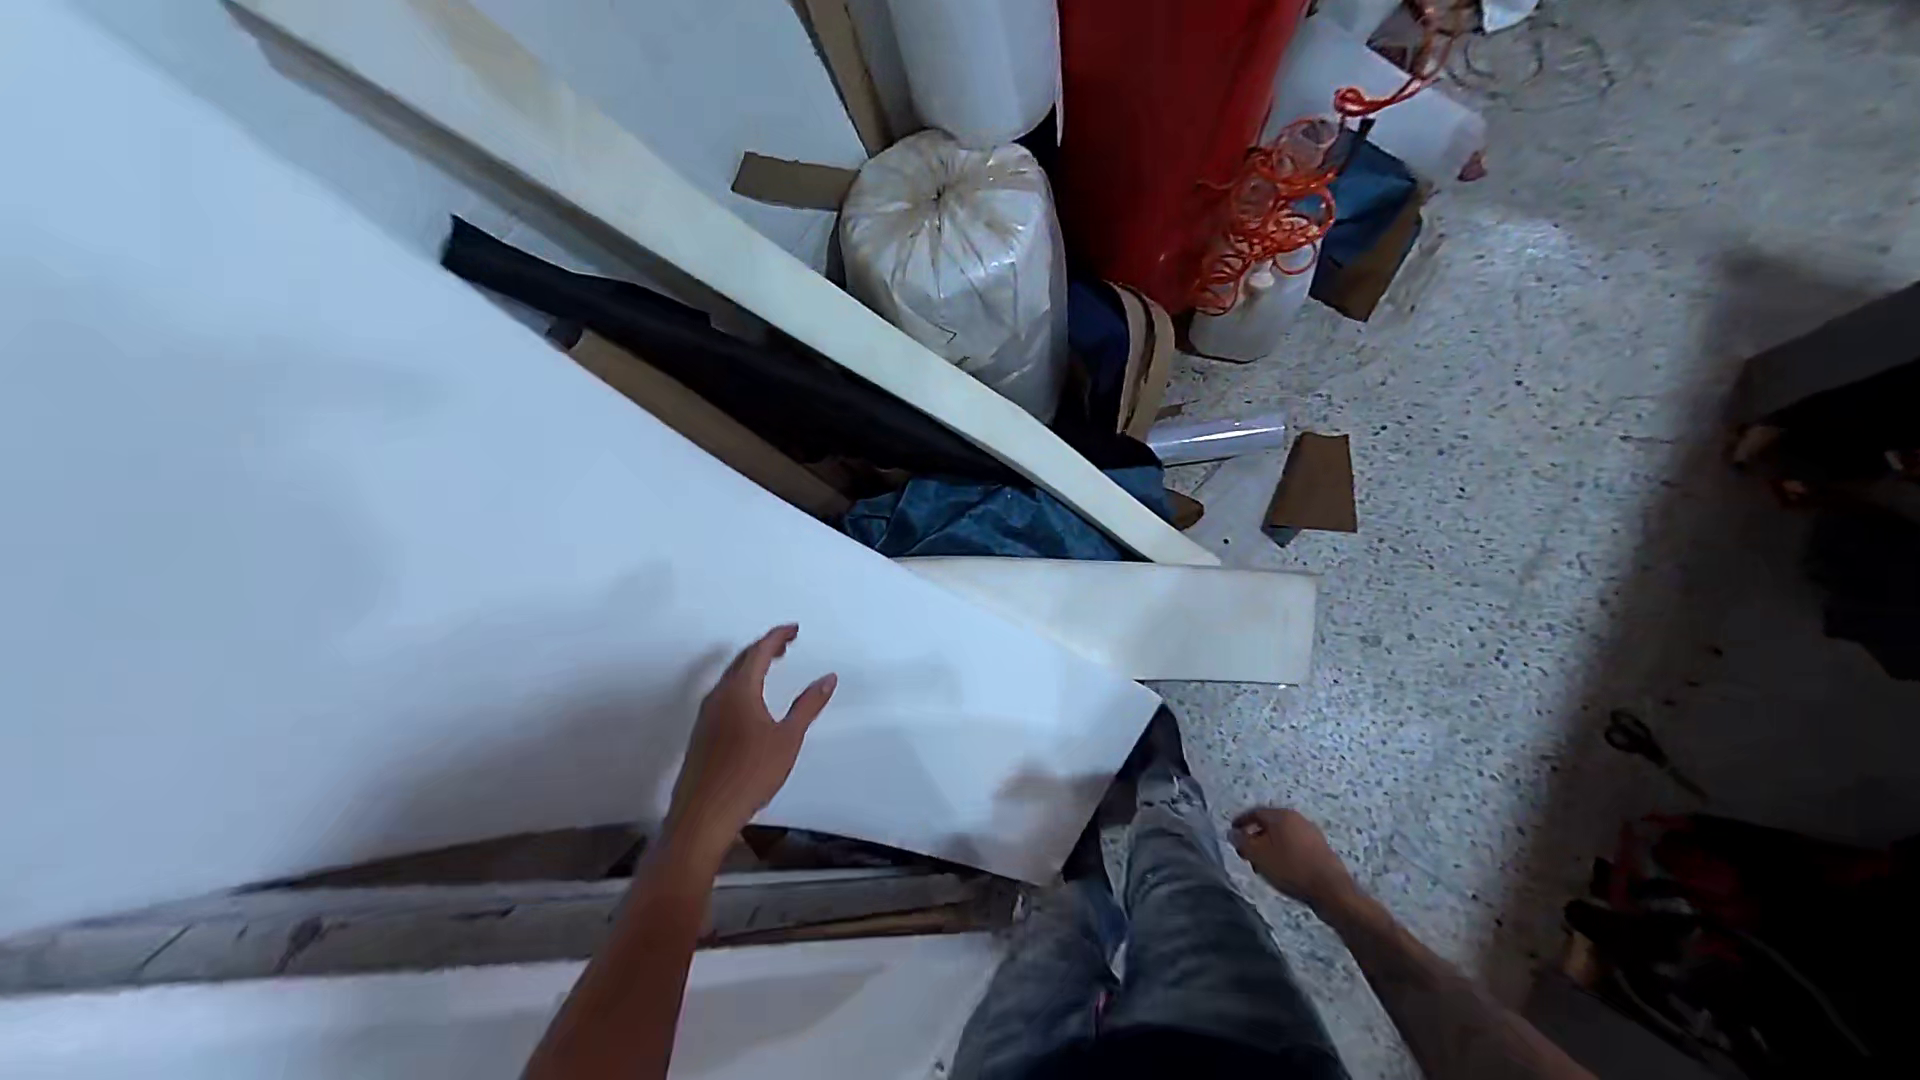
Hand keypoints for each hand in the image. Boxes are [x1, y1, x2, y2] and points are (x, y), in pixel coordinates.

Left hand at [665, 624, 835, 856]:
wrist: (704, 815)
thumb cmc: (748, 775)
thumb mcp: (788, 738)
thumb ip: (808, 705)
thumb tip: (827, 679)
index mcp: (739, 691)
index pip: (758, 651)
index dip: (777, 636)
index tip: (793, 629)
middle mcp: (718, 697)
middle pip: (741, 660)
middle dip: (765, 647)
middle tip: (786, 643)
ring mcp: (706, 716)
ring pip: (730, 678)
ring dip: (752, 666)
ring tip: (772, 665)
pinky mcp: (702, 734)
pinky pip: (723, 694)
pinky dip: (742, 684)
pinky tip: (752, 701)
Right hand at [1231, 807, 1357, 912]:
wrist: (1331, 891)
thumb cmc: (1290, 868)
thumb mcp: (1257, 855)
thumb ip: (1241, 842)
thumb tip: (1232, 833)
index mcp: (1281, 815)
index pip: (1254, 812)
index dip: (1241, 822)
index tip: (1233, 833)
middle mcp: (1297, 819)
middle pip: (1269, 823)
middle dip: (1255, 836)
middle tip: (1247, 852)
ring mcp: (1312, 833)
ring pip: (1283, 835)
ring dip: (1270, 846)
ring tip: (1263, 864)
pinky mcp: (1322, 849)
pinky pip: (1296, 845)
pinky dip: (1284, 852)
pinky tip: (1282, 869)